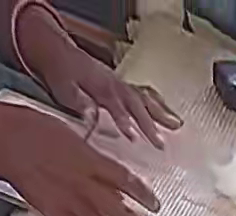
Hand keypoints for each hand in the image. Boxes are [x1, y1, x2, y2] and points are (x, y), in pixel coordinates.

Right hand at [0, 99, 160, 215]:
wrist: (7, 142)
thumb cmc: (36, 130)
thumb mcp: (73, 138)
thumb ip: (93, 159)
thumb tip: (106, 173)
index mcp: (91, 161)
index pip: (127, 182)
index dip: (144, 195)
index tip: (155, 205)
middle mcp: (85, 185)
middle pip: (119, 210)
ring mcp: (70, 202)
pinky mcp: (55, 213)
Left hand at [18, 8, 180, 145]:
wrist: (58, 52)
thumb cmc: (61, 73)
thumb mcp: (64, 89)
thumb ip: (80, 103)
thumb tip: (92, 116)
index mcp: (102, 87)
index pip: (116, 107)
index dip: (125, 121)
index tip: (134, 137)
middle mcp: (116, 84)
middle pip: (137, 104)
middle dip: (149, 124)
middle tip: (160, 143)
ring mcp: (122, 84)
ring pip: (145, 97)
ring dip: (161, 112)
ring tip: (177, 126)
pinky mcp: (123, 85)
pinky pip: (144, 94)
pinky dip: (157, 103)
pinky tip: (167, 113)